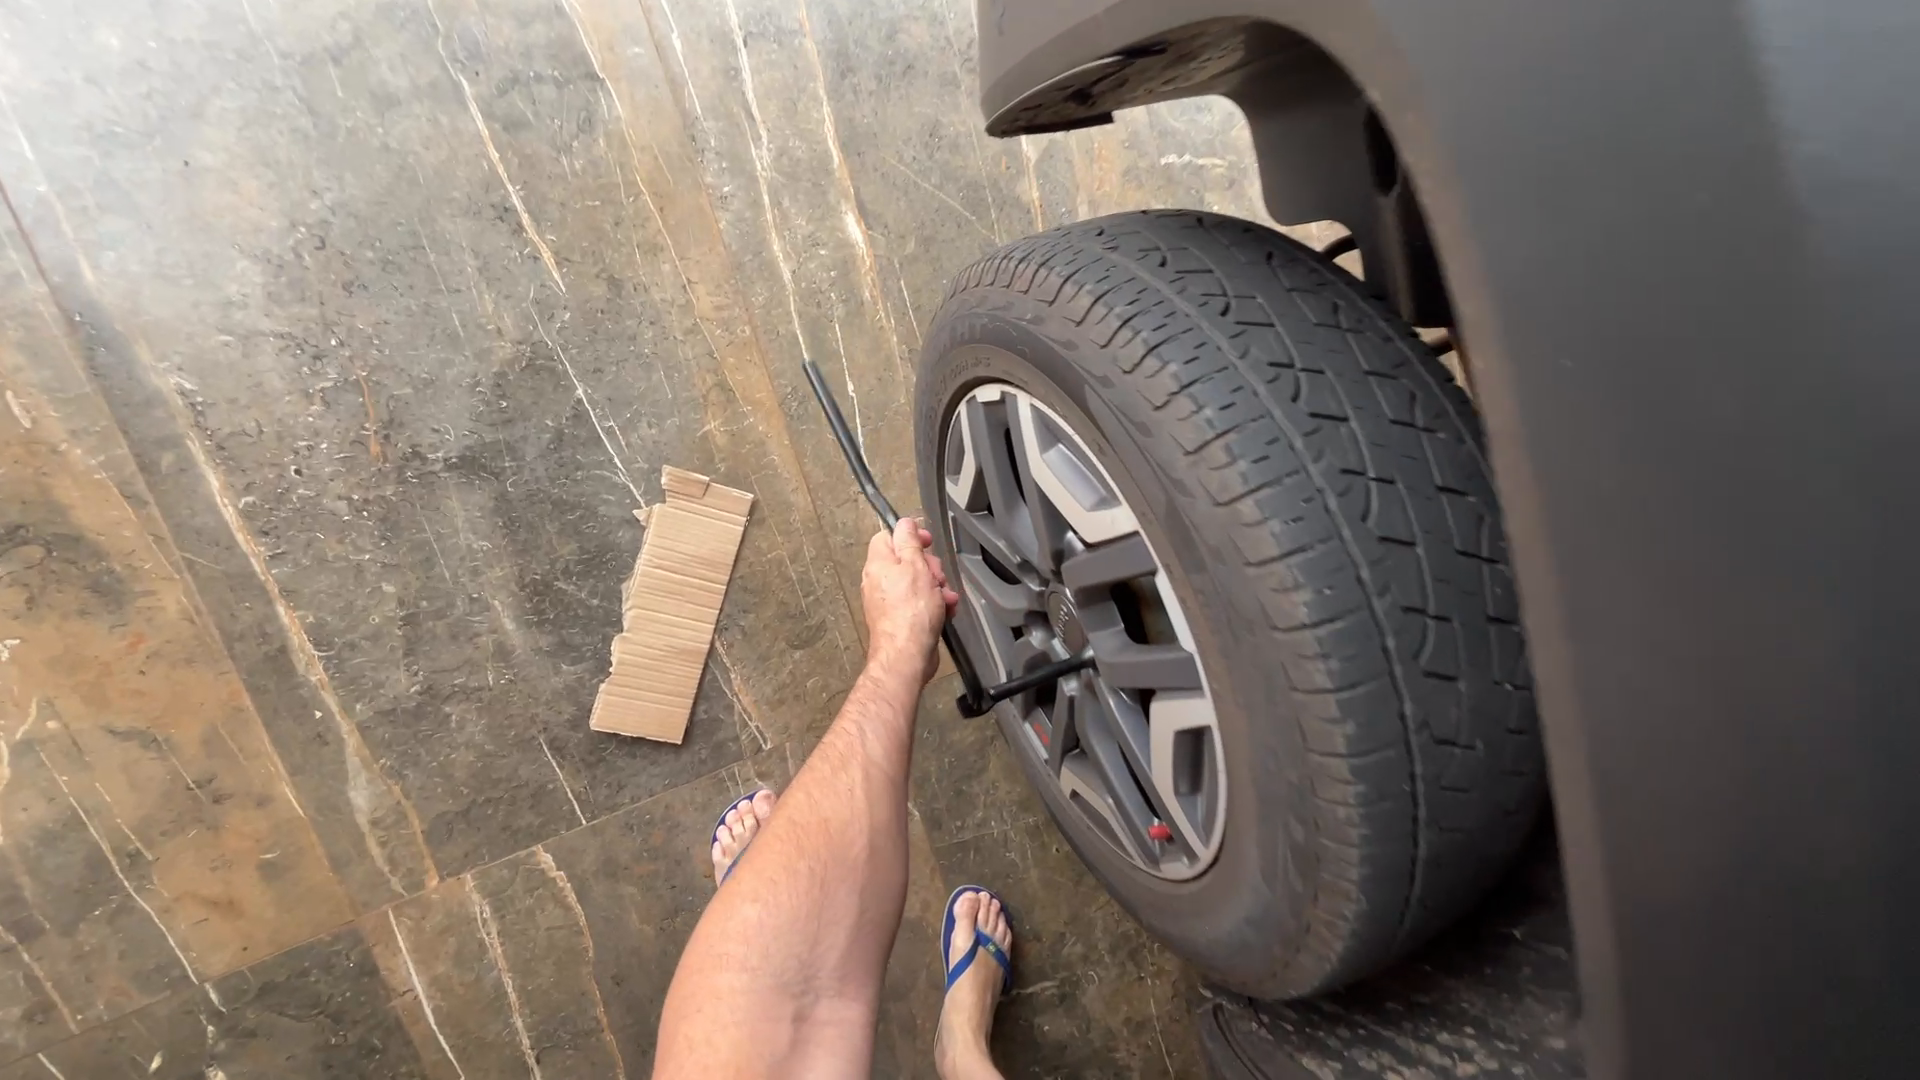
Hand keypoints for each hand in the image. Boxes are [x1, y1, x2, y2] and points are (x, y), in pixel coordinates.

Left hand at [861, 517, 959, 683]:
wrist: (907, 655)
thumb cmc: (910, 612)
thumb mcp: (915, 565)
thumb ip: (908, 541)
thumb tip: (903, 522)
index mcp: (878, 564)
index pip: (888, 537)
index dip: (910, 537)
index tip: (927, 543)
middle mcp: (879, 581)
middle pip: (907, 560)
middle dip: (929, 567)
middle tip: (936, 577)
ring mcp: (888, 602)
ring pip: (917, 583)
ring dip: (936, 587)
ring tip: (945, 598)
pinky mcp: (900, 619)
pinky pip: (919, 603)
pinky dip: (933, 605)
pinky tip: (945, 611)